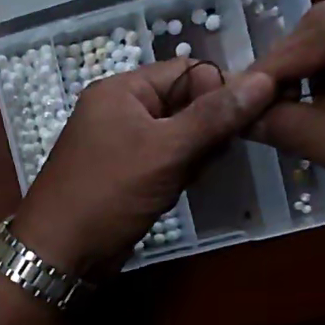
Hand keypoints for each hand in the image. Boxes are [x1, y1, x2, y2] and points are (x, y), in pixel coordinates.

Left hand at [12, 58, 276, 275]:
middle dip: (205, 131)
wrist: (60, 253)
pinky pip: (165, 162)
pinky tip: (173, 193)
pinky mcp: (125, 174)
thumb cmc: (108, 194)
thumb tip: (265, 79)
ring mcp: (120, 144)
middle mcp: (119, 110)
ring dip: (193, 158)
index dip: (222, 91)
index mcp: (121, 91)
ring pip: (179, 137)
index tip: (249, 120)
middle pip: (186, 103)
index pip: (188, 71)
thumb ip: (214, 116)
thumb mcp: (165, 151)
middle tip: (207, 159)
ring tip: (183, 179)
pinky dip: (176, 175)